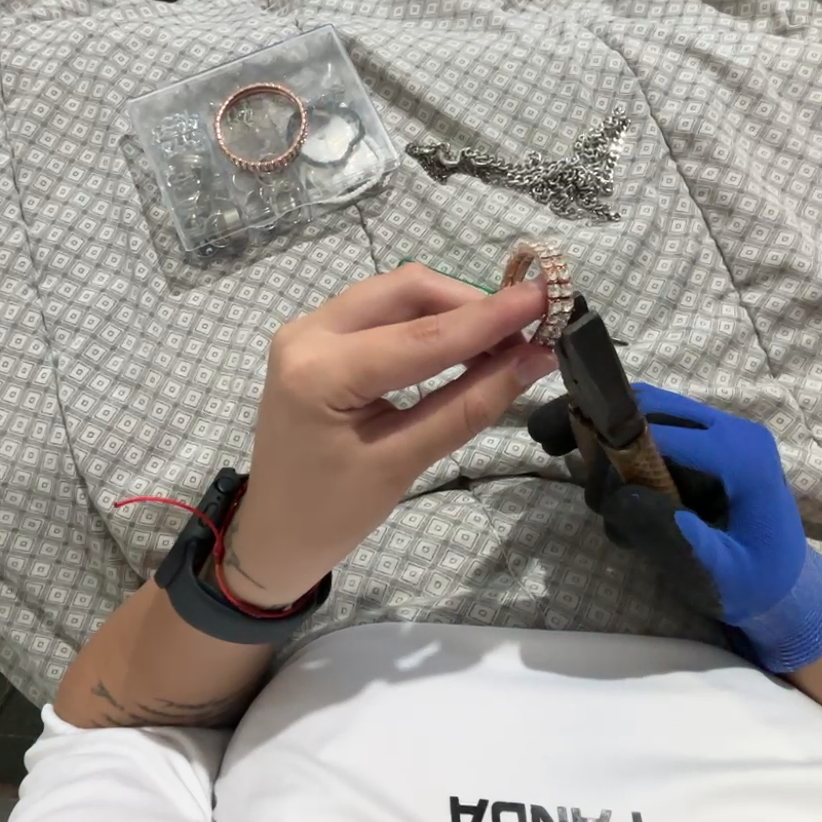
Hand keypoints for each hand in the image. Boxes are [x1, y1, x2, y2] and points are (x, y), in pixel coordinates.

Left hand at [220, 265, 558, 607]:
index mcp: (319, 371)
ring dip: (450, 307)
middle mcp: (306, 333)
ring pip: (393, 293)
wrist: (273, 531)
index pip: (422, 336)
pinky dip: (424, 318)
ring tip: (503, 336)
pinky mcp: (314, 336)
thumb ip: (470, 405)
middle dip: (470, 302)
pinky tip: (459, 340)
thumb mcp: (405, 462)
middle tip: (527, 326)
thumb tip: (534, 359)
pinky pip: (379, 309)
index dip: (490, 317)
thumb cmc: (333, 513)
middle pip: (405, 291)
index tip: (549, 297)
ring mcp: (305, 329)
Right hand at [529, 383, 821, 671]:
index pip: (660, 432)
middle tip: (545, 440)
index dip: (607, 442)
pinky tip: (586, 457)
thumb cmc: (753, 584)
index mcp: (741, 455)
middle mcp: (729, 430)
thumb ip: (672, 537)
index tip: (558, 453)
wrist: (782, 588)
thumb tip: (619, 497)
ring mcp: (714, 432)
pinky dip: (611, 437)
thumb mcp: (716, 574)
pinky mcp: (699, 441)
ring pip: (641, 410)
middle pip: (646, 406)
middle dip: (592, 421)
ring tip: (564, 458)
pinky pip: (646, 425)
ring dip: (598, 429)